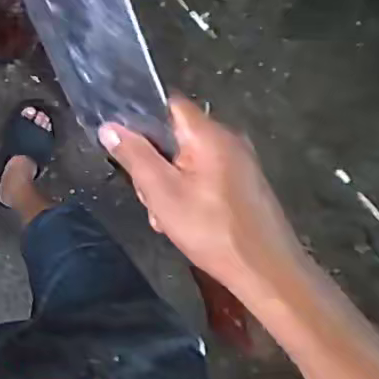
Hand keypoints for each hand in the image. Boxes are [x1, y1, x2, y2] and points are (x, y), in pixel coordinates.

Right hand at [99, 95, 308, 294]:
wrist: (268, 274)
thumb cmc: (211, 229)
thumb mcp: (161, 191)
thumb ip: (134, 155)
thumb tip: (109, 127)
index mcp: (209, 135)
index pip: (168, 104)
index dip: (140, 116)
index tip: (122, 141)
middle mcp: (228, 140)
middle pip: (175, 135)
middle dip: (152, 160)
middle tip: (146, 193)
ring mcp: (239, 163)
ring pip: (187, 159)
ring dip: (167, 182)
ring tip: (164, 214)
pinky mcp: (244, 184)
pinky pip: (204, 175)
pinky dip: (187, 191)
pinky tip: (183, 220)